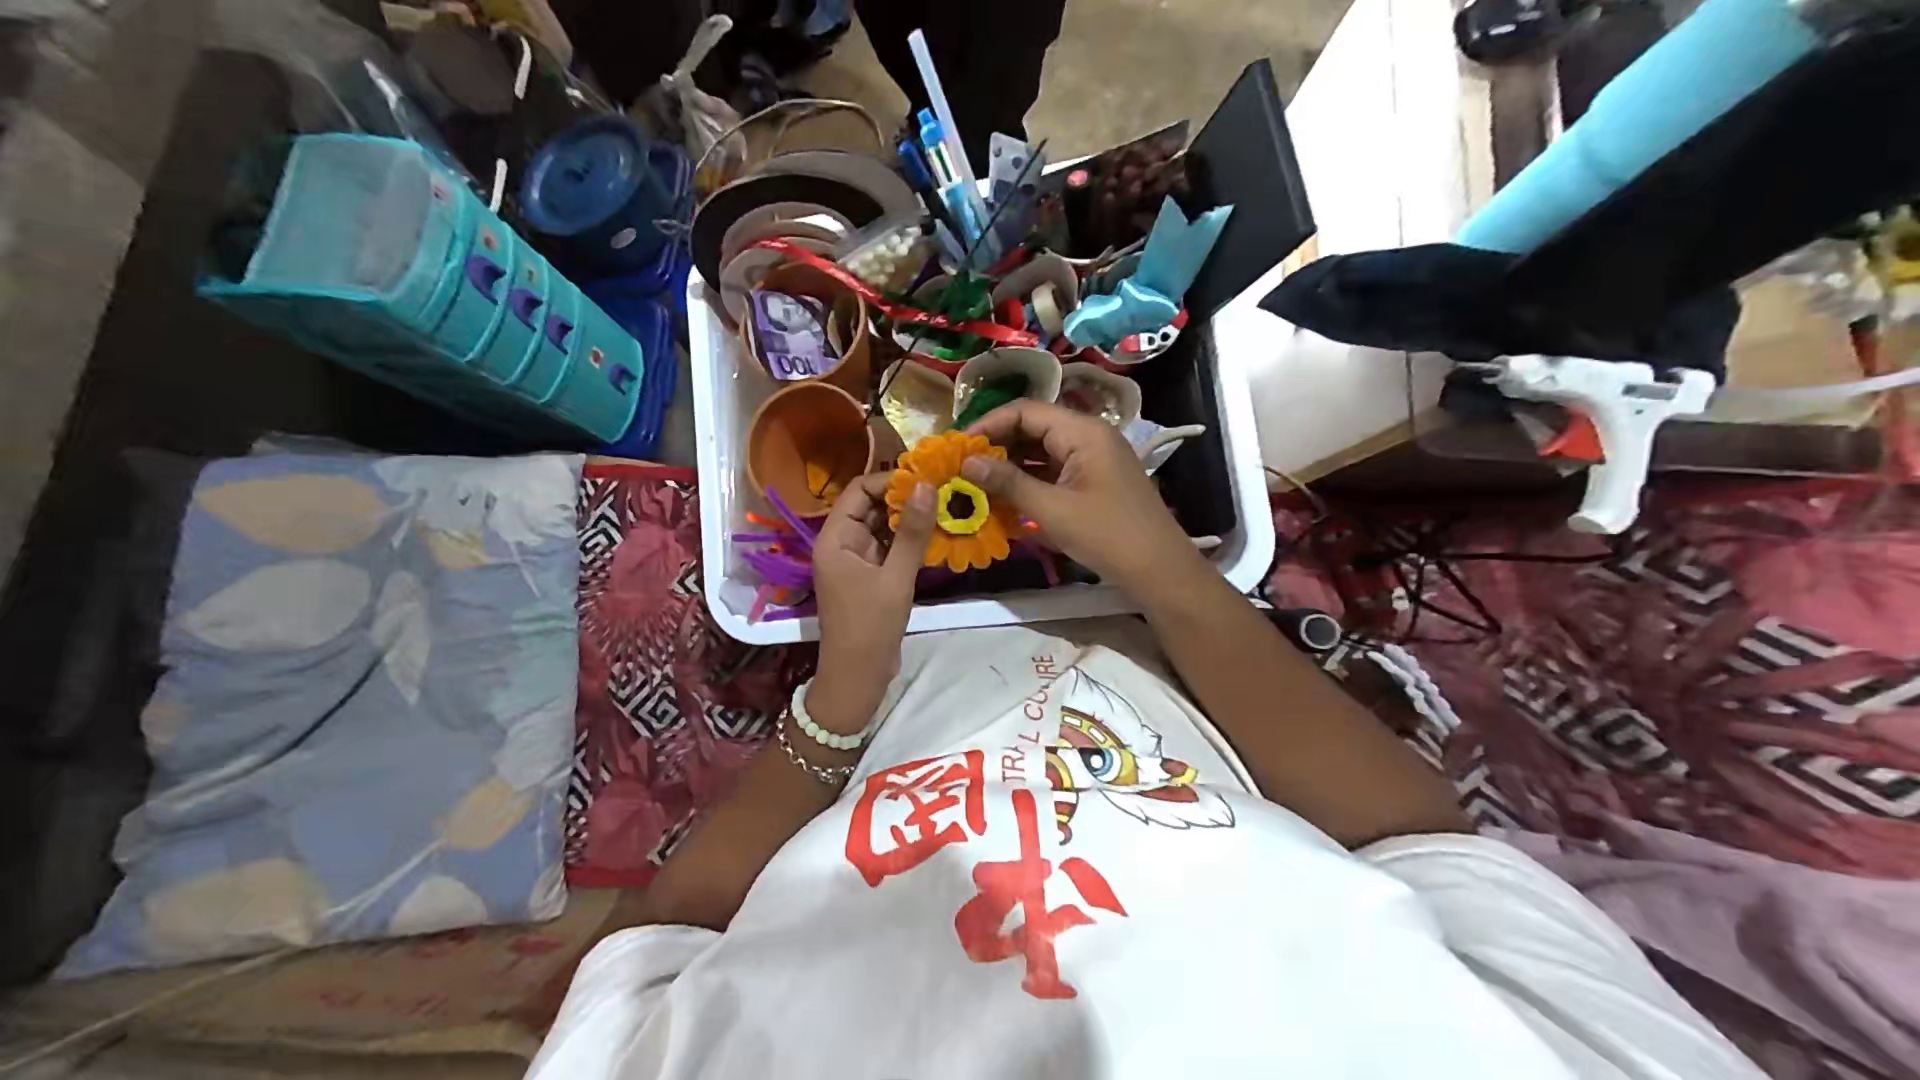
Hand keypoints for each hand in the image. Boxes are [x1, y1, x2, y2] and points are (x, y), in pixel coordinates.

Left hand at [808, 472, 935, 730]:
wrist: (857, 677)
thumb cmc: (871, 626)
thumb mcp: (896, 577)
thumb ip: (912, 532)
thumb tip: (927, 486)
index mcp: (835, 538)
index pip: (859, 491)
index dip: (889, 479)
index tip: (926, 477)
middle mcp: (842, 543)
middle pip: (871, 506)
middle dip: (904, 497)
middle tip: (943, 490)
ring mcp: (856, 561)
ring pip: (882, 526)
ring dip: (910, 519)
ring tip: (945, 508)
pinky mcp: (870, 576)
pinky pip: (888, 547)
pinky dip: (909, 540)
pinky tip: (936, 535)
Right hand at [962, 400, 1204, 597]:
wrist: (1159, 570)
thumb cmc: (1107, 535)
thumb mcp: (1052, 510)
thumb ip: (1008, 483)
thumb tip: (966, 463)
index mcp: (1083, 432)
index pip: (1025, 411)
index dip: (988, 425)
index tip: (958, 448)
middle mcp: (1088, 437)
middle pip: (1033, 428)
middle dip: (997, 446)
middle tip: (963, 468)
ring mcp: (1092, 460)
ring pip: (1041, 451)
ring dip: (1010, 465)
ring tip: (976, 484)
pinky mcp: (1093, 481)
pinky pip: (1053, 471)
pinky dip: (1028, 481)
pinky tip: (1005, 498)